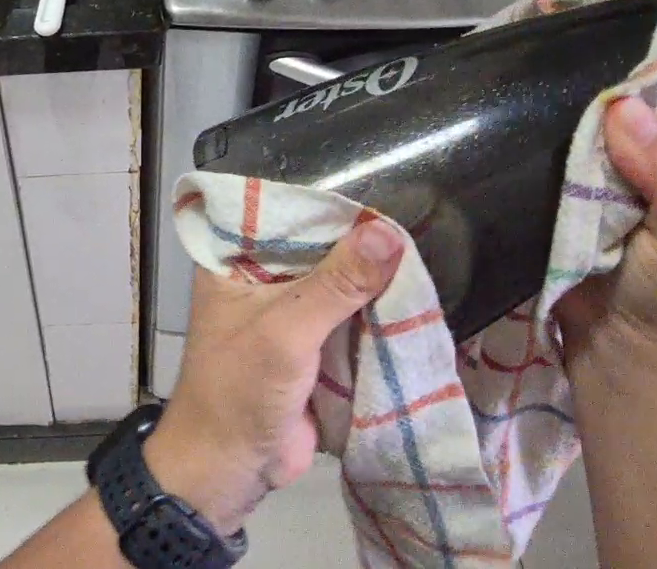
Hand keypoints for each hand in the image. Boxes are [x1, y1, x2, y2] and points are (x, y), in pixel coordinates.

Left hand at [144, 220, 403, 535]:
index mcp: (232, 259)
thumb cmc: (239, 387)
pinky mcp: (310, 346)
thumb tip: (387, 232)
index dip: (329, 205)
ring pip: (336, 284)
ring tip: (426, 251)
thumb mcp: (287, 328)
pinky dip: (375, 314)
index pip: (282, 213)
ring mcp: (286, 312)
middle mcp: (257, 277)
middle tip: (422, 218)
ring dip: (372, 279)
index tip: (384, 188)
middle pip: (315, 248)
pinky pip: (348, 319)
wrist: (231, 467)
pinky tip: (415, 295)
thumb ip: (338, 283)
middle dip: (359, 243)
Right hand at [556, 55, 656, 378]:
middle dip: (636, 38)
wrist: (613, 347)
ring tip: (548, 25)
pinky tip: (515, 81)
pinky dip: (540, 105)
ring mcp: (611, 159)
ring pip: (602, 98)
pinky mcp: (563, 173)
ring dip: (581, 69)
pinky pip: (555, 130)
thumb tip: (622, 104)